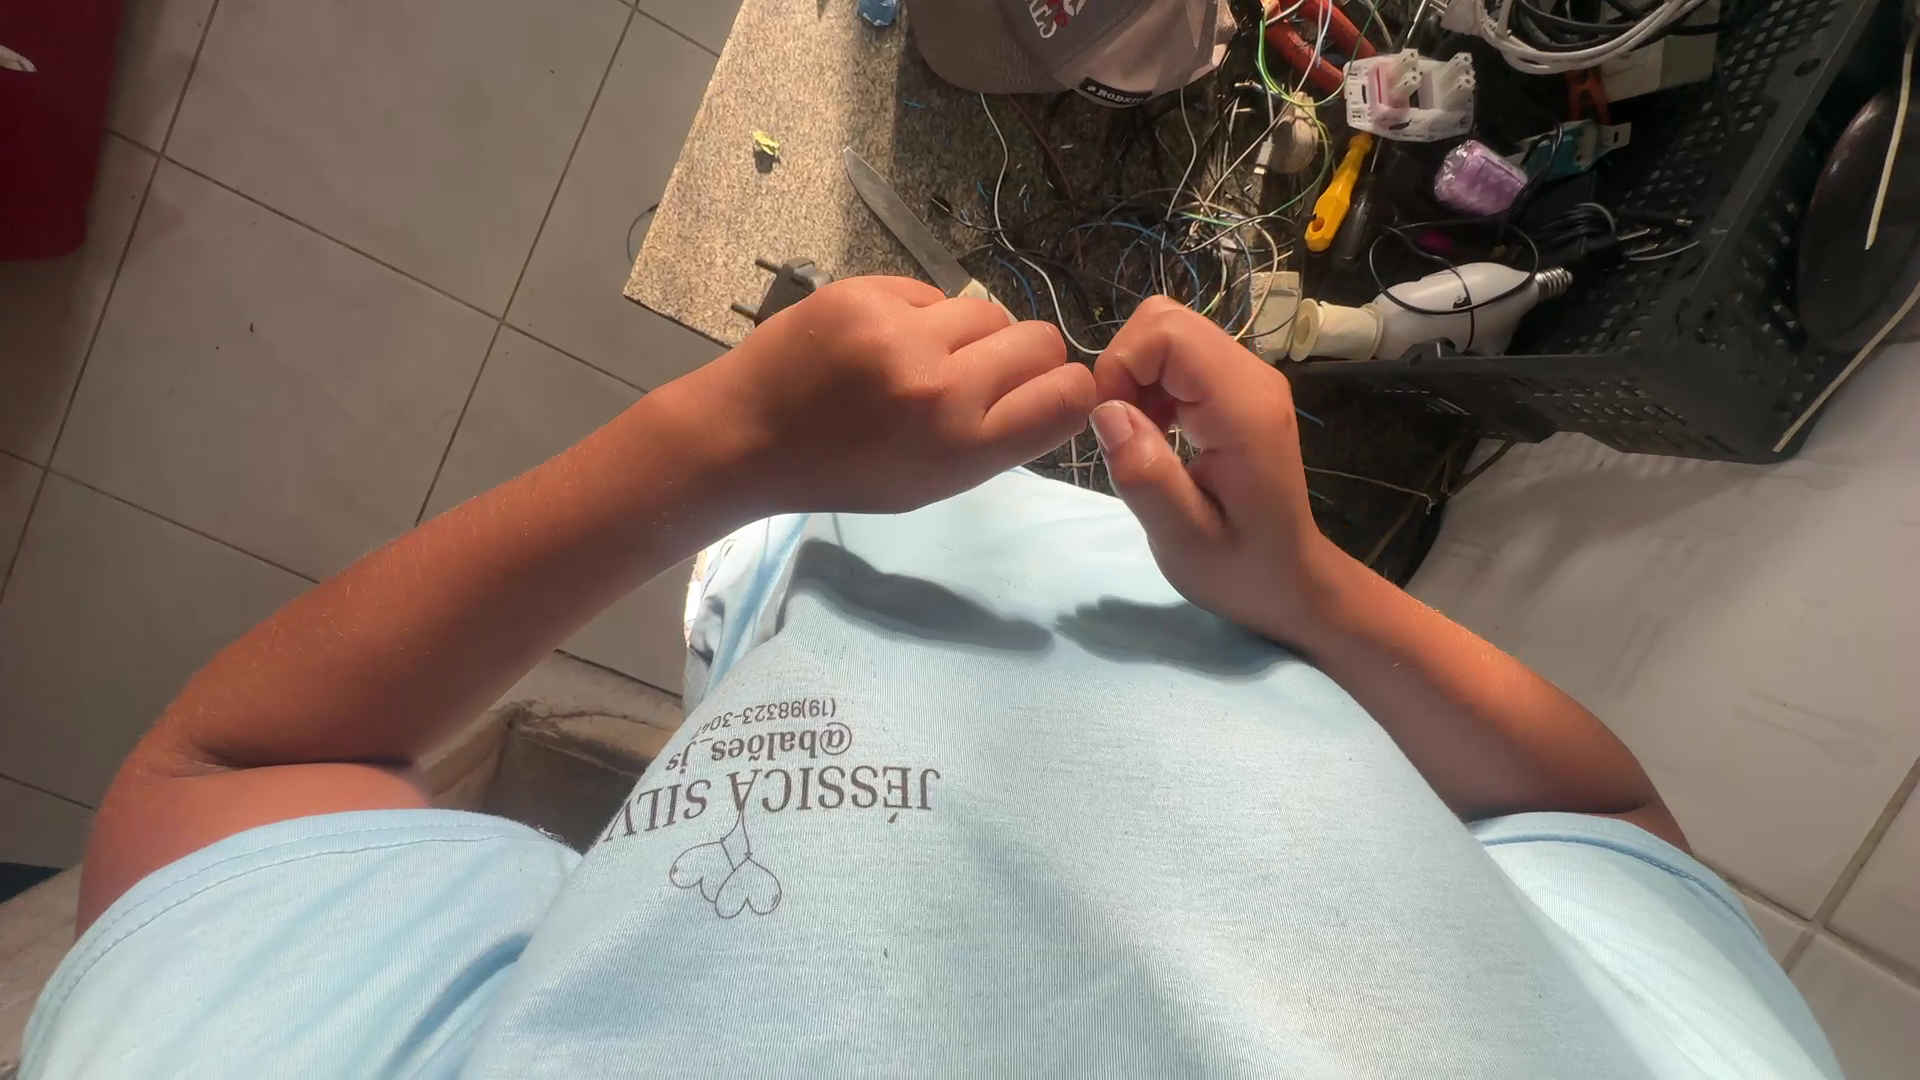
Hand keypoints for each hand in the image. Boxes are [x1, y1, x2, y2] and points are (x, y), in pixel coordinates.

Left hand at [684, 276, 1096, 513]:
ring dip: (972, 335)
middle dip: (1027, 359)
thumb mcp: (931, 484)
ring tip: (925, 358)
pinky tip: (886, 340)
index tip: (1047, 395)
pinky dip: (923, 316)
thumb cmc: (844, 474)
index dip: (1071, 392)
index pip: (1069, 398)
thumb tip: (1049, 389)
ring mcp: (901, 333)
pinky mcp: (867, 291)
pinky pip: (933, 294)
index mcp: (960, 450)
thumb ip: (996, 440)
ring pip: (988, 311)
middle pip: (1041, 341)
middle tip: (982, 375)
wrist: (748, 436)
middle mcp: (940, 388)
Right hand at [1090, 296, 1346, 642]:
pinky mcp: (1235, 390)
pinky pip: (1178, 358)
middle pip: (1165, 320)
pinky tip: (1152, 432)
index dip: (1120, 367)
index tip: (1109, 427)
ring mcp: (1246, 380)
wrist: (1288, 580)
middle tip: (1119, 432)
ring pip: (1168, 333)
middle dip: (1123, 368)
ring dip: (1133, 378)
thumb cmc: (1239, 569)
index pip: (1167, 334)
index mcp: (1244, 409)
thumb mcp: (1182, 540)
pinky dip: (1149, 385)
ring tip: (1136, 437)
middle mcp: (1251, 378)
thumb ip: (1145, 476)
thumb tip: (1105, 412)